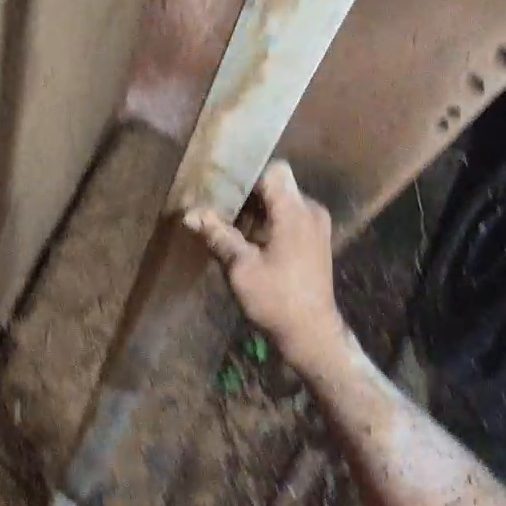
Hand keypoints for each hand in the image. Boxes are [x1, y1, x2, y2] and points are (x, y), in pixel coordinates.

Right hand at [183, 160, 347, 373]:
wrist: (311, 334)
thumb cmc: (276, 299)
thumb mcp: (240, 267)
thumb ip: (218, 235)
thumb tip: (190, 214)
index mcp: (295, 212)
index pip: (273, 171)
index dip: (246, 176)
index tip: (221, 188)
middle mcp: (310, 211)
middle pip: (275, 186)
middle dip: (245, 196)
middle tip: (216, 210)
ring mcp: (315, 226)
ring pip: (280, 203)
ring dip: (254, 212)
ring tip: (227, 229)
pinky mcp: (314, 241)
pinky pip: (287, 218)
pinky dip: (266, 224)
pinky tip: (246, 243)